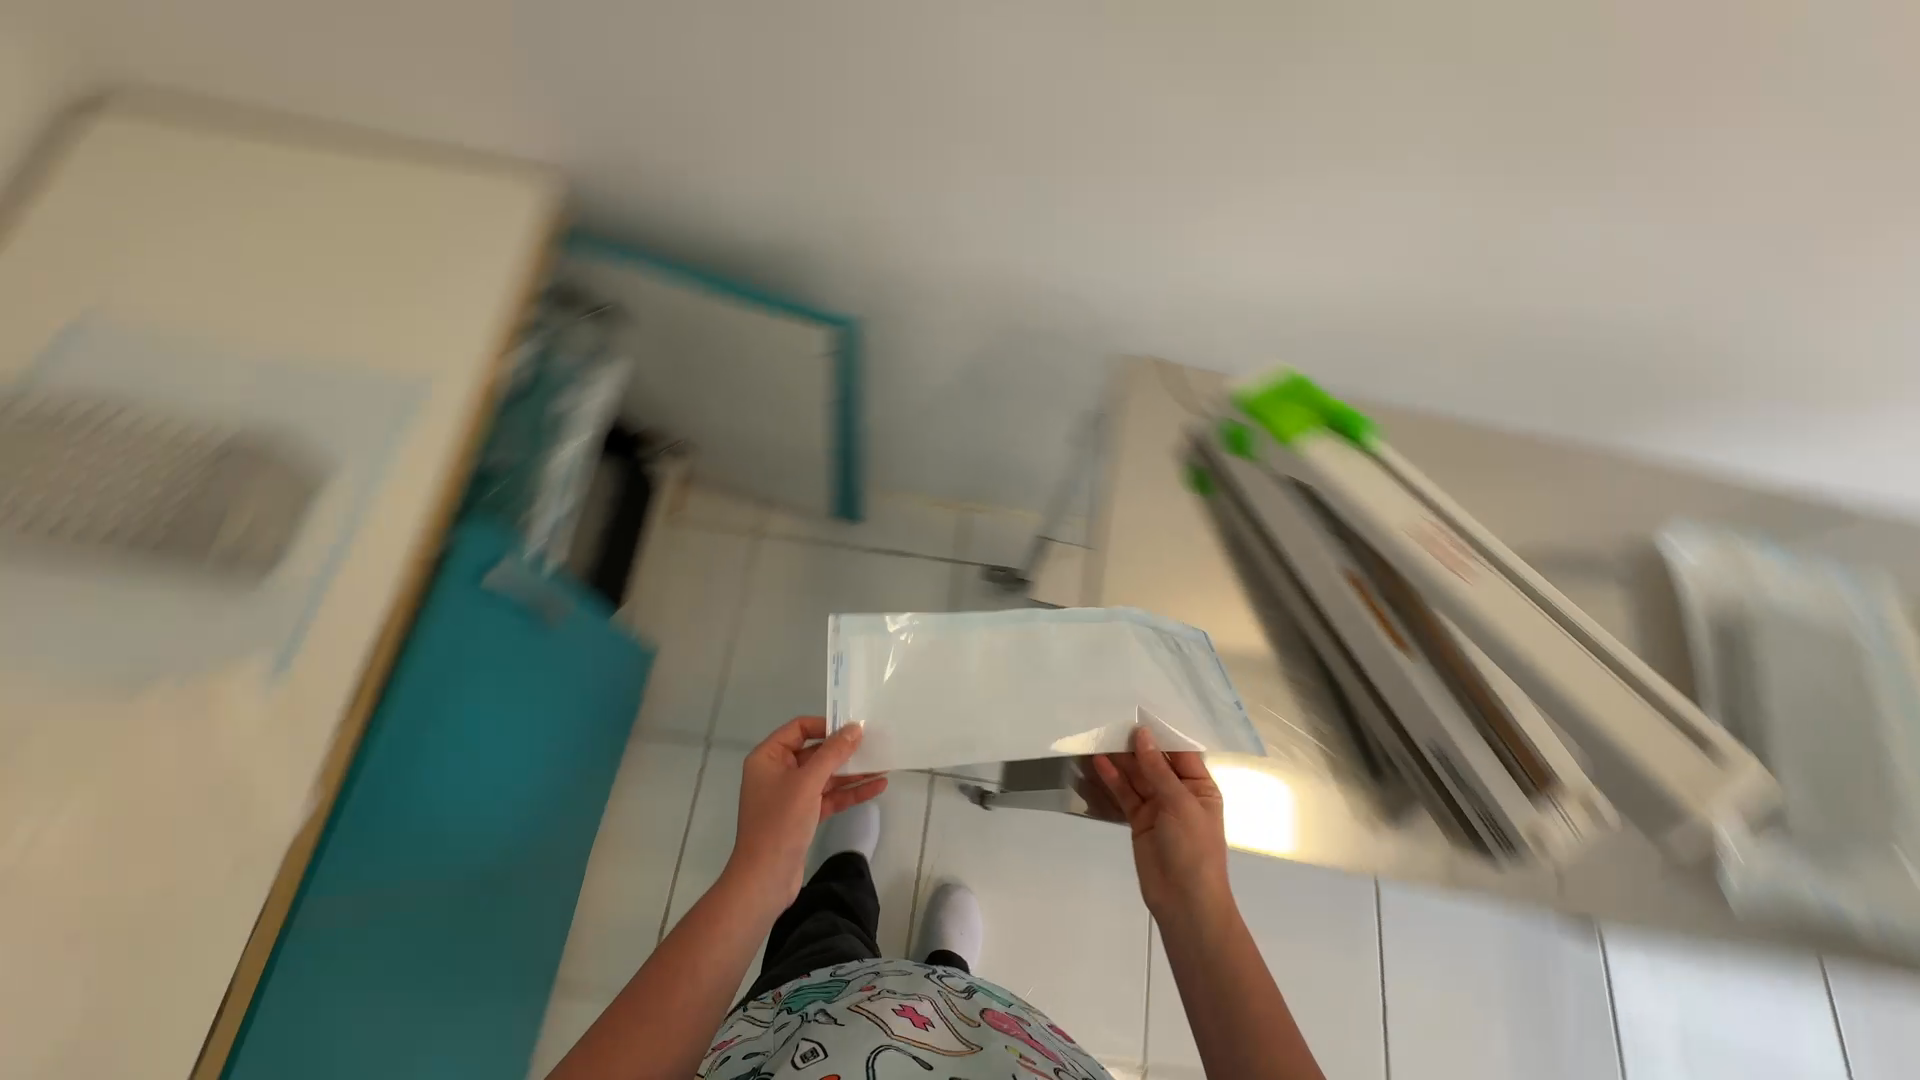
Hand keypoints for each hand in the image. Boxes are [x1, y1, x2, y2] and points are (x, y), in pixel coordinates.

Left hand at [725, 716, 887, 905]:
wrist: (765, 879)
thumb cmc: (780, 822)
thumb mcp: (808, 782)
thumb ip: (833, 753)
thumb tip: (854, 729)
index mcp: (768, 758)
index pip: (799, 728)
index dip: (826, 725)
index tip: (853, 728)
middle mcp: (777, 773)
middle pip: (815, 753)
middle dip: (844, 751)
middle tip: (875, 745)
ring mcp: (791, 796)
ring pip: (825, 777)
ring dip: (852, 773)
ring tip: (884, 765)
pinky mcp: (803, 817)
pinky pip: (829, 797)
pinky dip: (850, 792)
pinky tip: (877, 787)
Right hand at [1092, 726, 1230, 918]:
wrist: (1184, 902)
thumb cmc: (1194, 849)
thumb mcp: (1180, 804)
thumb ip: (1157, 769)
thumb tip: (1142, 735)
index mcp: (1201, 787)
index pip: (1180, 753)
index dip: (1160, 735)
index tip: (1137, 714)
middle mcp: (1180, 794)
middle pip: (1156, 763)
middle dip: (1137, 746)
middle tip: (1112, 722)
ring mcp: (1159, 808)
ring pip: (1138, 777)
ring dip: (1121, 760)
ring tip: (1100, 738)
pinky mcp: (1140, 821)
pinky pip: (1126, 795)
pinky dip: (1113, 780)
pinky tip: (1099, 763)